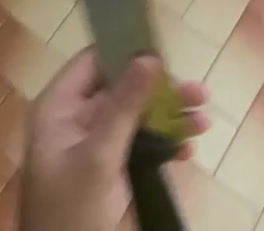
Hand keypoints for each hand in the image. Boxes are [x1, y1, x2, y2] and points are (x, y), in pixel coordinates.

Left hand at [20, 51, 210, 230]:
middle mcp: (75, 120)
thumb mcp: (97, 158)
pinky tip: (190, 149)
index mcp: (59, 108)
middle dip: (160, 90)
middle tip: (199, 91)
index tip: (164, 52)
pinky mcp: (110, 172)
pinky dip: (164, 145)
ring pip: (136, 118)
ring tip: (205, 120)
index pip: (94, 62)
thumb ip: (123, 107)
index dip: (126, 53)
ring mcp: (94, 147)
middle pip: (122, 89)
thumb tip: (148, 57)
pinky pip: (140, 147)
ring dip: (170, 117)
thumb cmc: (70, 212)